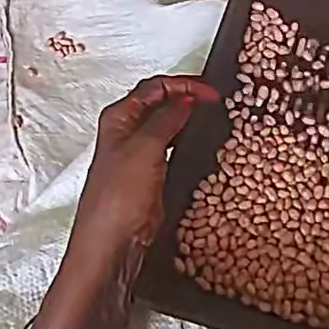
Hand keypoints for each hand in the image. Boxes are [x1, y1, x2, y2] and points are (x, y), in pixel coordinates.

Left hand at [70, 76, 219, 271]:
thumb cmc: (119, 196)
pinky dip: (186, 137)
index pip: (155, 87)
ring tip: (212, 115)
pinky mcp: (149, 172)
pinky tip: (200, 141)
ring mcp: (138, 152)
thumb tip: (187, 98)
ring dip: (188, 116)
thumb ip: (167, 118)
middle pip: (160, 101)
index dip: (184, 85)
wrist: (111, 243)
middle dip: (187, 96)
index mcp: (119, 117)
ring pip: (166, 123)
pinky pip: (170, 145)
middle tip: (216, 99)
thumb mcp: (146, 148)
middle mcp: (126, 130)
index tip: (212, 92)